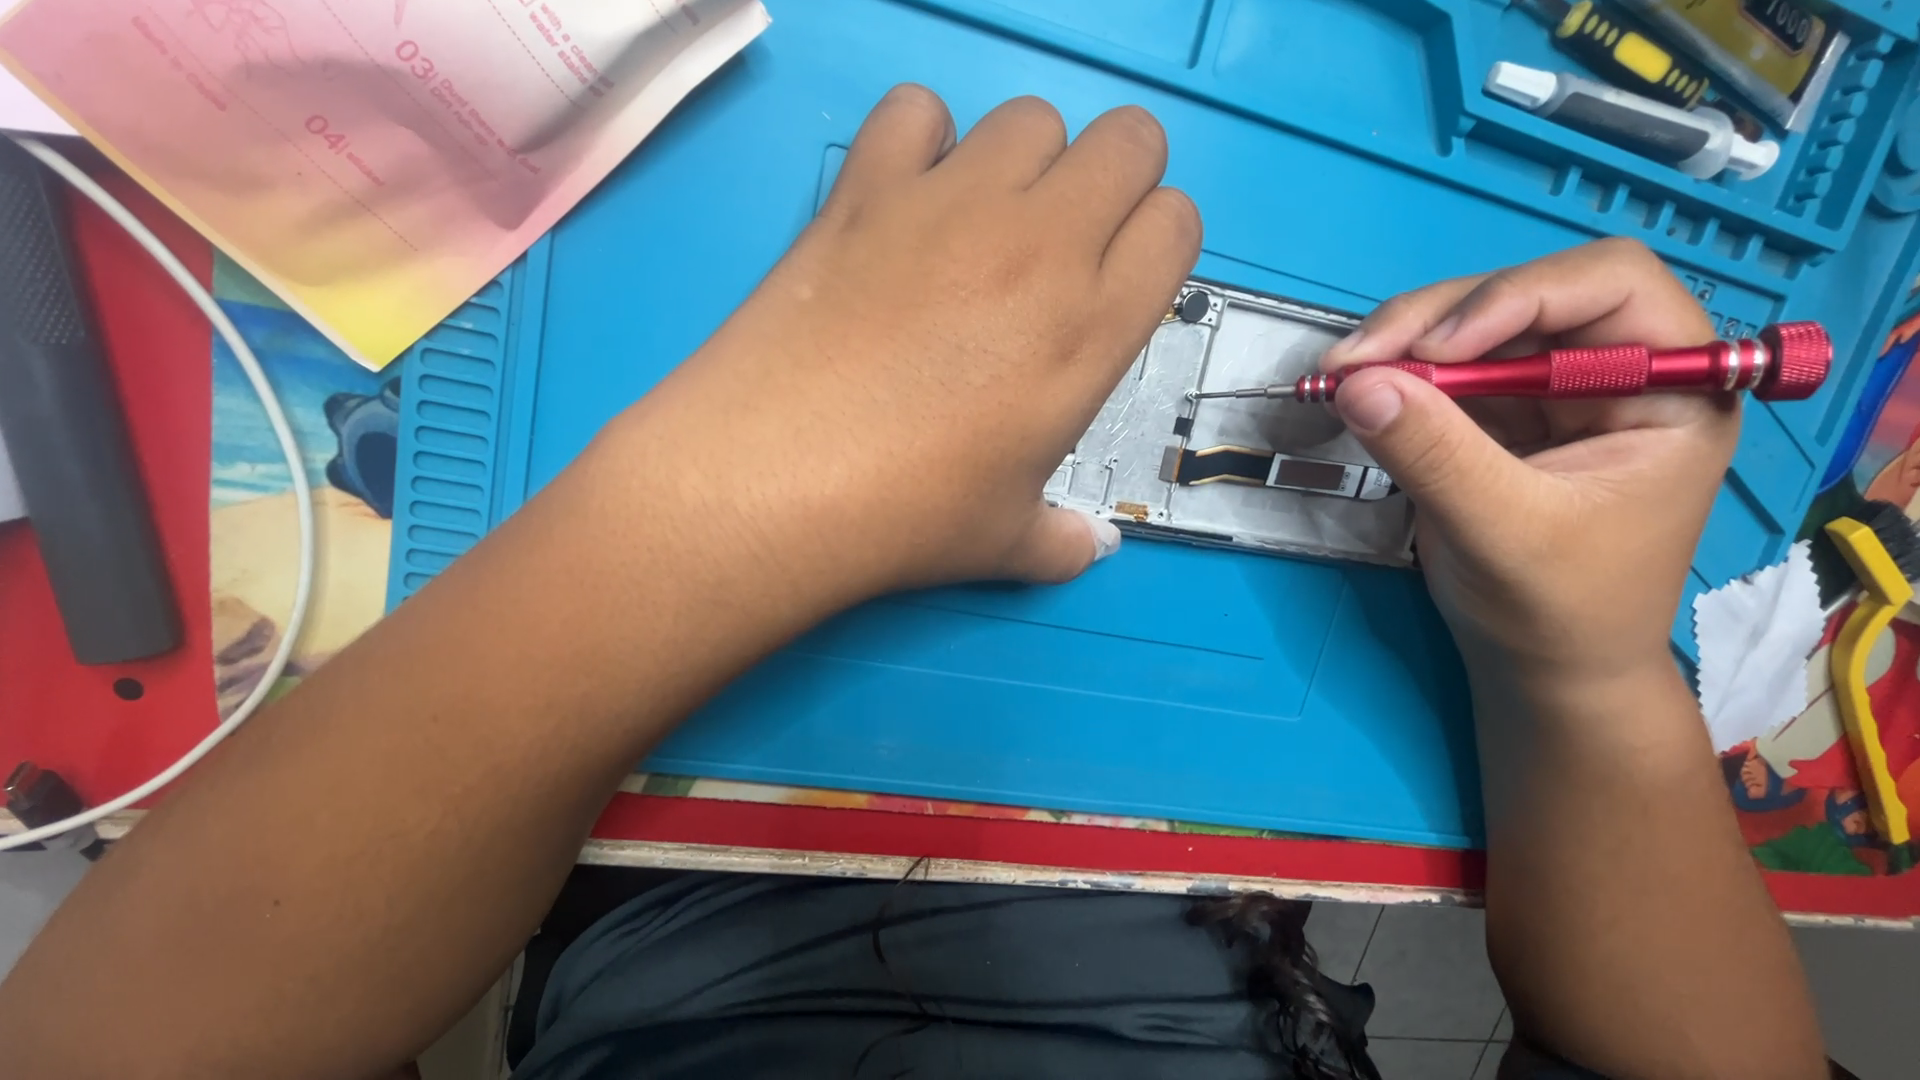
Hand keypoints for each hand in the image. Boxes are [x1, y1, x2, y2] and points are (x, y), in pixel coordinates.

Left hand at [612, 85, 1199, 603]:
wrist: (778, 480)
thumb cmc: (908, 516)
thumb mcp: (1005, 543)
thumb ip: (1063, 541)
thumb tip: (1092, 549)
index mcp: (1092, 329)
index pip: (1178, 223)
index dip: (1153, 244)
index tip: (1113, 282)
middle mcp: (1040, 247)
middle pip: (1129, 140)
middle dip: (1111, 180)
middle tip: (1057, 245)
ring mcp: (951, 206)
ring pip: (1032, 119)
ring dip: (1023, 162)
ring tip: (979, 226)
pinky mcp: (867, 187)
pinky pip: (916, 111)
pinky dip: (920, 142)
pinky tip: (903, 201)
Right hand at [1320, 239, 1737, 688]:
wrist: (1541, 666)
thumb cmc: (1558, 608)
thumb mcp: (1502, 531)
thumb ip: (1435, 455)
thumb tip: (1355, 382)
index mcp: (1669, 387)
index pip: (1607, 286)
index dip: (1516, 297)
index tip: (1433, 351)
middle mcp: (1611, 371)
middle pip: (1522, 299)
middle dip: (1431, 322)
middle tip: (1352, 362)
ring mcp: (1548, 392)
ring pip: (1470, 328)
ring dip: (1399, 346)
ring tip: (1338, 377)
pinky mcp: (1495, 417)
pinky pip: (1440, 374)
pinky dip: (1391, 378)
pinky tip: (1353, 393)